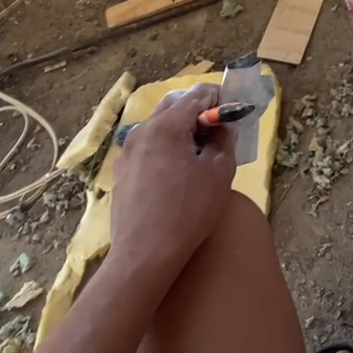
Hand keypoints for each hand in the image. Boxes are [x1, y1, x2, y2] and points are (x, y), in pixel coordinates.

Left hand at [108, 82, 237, 291]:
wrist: (144, 256)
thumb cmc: (188, 211)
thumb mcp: (220, 171)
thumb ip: (224, 139)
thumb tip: (221, 127)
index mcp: (166, 126)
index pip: (197, 95)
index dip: (219, 100)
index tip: (232, 115)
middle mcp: (141, 131)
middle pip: (174, 105)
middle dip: (197, 112)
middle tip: (216, 133)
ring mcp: (126, 152)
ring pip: (158, 125)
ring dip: (180, 129)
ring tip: (197, 155)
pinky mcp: (121, 172)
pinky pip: (147, 146)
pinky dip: (165, 147)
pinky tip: (176, 173)